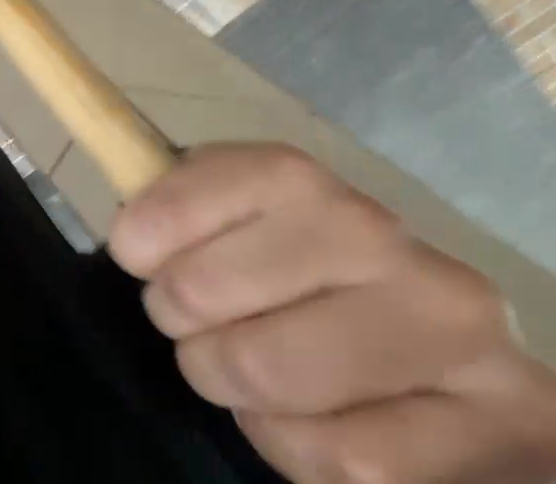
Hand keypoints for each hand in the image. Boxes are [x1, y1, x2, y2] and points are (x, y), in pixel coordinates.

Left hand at [110, 143, 555, 483]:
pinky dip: (298, 446)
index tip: (141, 258)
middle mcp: (384, 238)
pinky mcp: (509, 422)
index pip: (171, 201)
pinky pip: (336, 451)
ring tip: (255, 374)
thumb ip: (165, 213)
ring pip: (265, 372)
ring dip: (234, 388)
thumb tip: (125, 231)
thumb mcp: (217, 226)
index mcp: (297, 181)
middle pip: (202, 291)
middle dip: (181, 324)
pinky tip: (322, 419)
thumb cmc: (286, 282)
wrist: (428, 364)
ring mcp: (455, 328)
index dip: (141, 241)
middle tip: (203, 328)